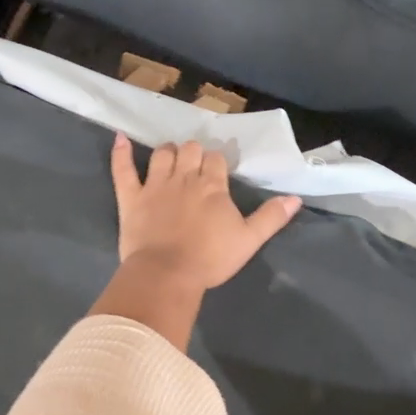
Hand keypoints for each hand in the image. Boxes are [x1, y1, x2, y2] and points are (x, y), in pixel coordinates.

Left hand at [90, 134, 300, 350]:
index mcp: (212, 186)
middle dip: (193, 153)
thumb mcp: (248, 240)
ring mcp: (155, 185)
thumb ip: (271, 217)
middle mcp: (184, 177)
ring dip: (168, 152)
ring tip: (171, 158)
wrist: (167, 274)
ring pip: (162, 154)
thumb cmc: (210, 259)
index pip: (216, 159)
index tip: (217, 171)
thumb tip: (295, 198)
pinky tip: (120, 139)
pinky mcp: (131, 197)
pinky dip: (121, 153)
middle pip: (190, 150)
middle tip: (195, 166)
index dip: (217, 163)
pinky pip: (123, 170)